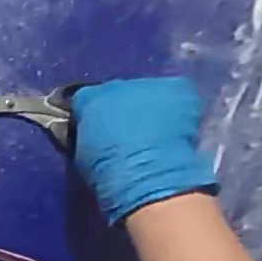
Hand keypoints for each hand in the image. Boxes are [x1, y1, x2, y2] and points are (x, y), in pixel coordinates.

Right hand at [70, 76, 217, 224]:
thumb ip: (84, 132)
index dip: (89, 114)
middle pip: (116, 92)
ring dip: (147, 107)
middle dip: (120, 108)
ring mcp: (150, 85)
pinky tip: (172, 128)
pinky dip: (174, 109)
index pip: (84, 99)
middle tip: (125, 131)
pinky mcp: (180, 89)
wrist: (147, 175)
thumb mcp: (82, 152)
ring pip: (146, 92)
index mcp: (89, 100)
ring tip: (152, 131)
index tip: (93, 129)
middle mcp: (117, 85)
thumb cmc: (106, 170)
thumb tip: (88, 129)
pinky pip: (174, 95)